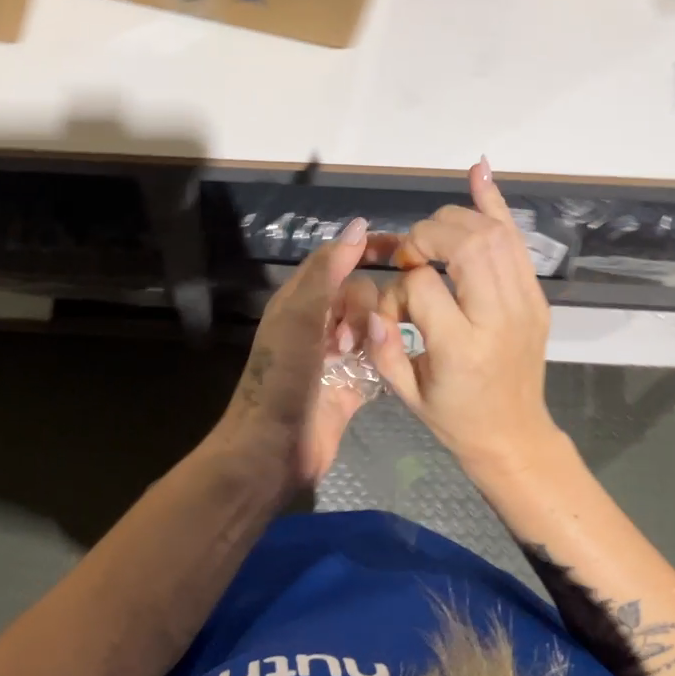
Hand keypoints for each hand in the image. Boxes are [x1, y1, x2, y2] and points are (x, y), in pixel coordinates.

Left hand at [218, 217, 378, 484]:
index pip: (337, 261)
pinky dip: (383, 362)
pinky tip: (384, 370)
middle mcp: (316, 325)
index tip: (401, 248)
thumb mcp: (300, 316)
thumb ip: (328, 271)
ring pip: (372, 327)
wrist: (273, 449)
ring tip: (357, 360)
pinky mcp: (352, 388)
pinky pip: (379, 362)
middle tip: (346, 341)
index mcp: (297, 303)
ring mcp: (335, 358)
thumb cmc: (282, 378)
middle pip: (359, 294)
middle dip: (363, 309)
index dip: (365, 249)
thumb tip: (357, 225)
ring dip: (372, 336)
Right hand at [365, 159, 560, 478]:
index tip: (394, 306)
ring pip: (493, 234)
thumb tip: (371, 303)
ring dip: (453, 221)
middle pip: (465, 245)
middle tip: (409, 258)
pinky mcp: (536, 296)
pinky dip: (497, 203)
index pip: (423, 285)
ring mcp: (525, 302)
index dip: (398, 285)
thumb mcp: (406, 394)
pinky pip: (517, 240)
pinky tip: (479, 173)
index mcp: (462, 348)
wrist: (514, 434)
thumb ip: (383, 348)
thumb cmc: (454, 417)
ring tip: (429, 237)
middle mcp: (498, 317)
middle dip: (426, 237)